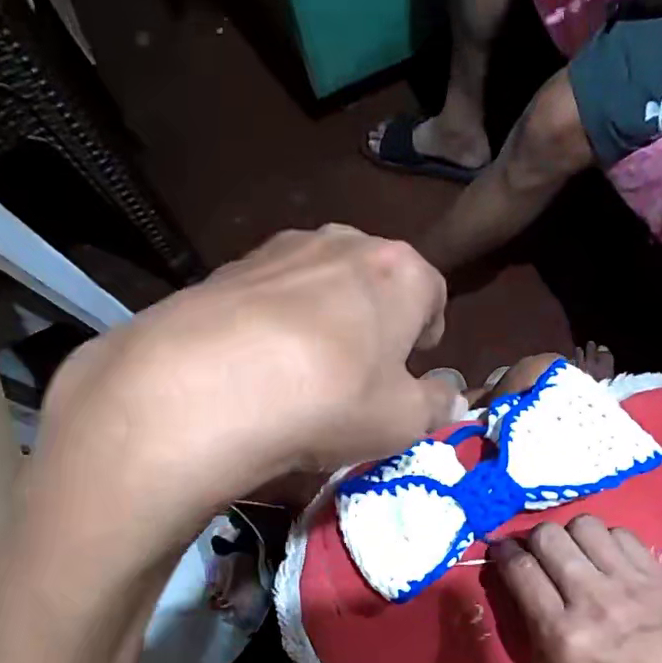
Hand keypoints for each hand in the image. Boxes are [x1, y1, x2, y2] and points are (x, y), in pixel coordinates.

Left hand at [25, 226, 459, 544]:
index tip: (415, 361)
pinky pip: (268, 294)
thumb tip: (451, 399)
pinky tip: (259, 364)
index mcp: (400, 271)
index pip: (433, 290)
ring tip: (307, 367)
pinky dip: (274, 321)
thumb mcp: (402, 421)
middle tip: (364, 367)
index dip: (429, 328)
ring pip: (318, 280)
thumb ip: (435, 406)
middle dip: (376, 317)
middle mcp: (343, 241)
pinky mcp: (225, 267)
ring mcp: (280, 248)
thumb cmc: (333, 399)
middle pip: (374, 278)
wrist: (210, 386)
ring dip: (324, 315)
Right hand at [491, 516, 661, 662]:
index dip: (504, 553)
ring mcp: (630, 585)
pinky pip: (620, 532)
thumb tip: (509, 565)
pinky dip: (605, 542)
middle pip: (549, 537)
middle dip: (534, 539)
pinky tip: (605, 562)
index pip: (521, 569)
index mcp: (562, 633)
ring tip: (575, 555)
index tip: (502, 550)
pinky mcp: (656, 574)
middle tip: (538, 552)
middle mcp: (594, 602)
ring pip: (584, 525)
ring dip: (571, 536)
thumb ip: (525, 614)